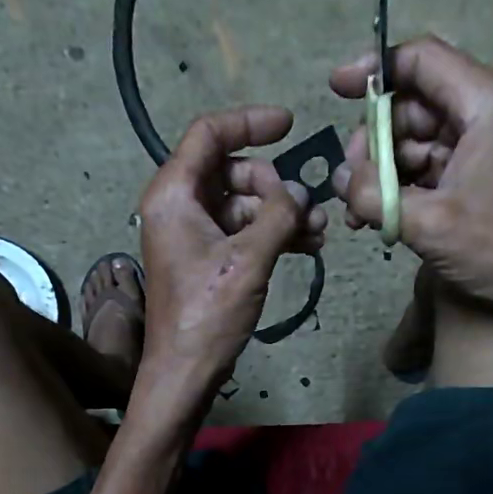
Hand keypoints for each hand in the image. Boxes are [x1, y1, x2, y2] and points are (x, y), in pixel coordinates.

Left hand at [134, 105, 326, 403]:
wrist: (184, 371)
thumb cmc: (208, 312)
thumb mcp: (249, 258)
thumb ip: (279, 215)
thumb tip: (299, 192)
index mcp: (173, 194)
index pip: (209, 134)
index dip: (250, 122)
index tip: (291, 125)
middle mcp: (177, 206)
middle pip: (231, 171)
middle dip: (274, 184)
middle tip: (306, 208)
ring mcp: (190, 234)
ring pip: (241, 204)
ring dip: (280, 213)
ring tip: (319, 230)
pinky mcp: (204, 259)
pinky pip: (240, 232)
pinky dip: (270, 234)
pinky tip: (307, 245)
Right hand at [332, 35, 492, 310]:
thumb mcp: (426, 222)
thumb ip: (373, 194)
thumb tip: (341, 178)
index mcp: (488, 104)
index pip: (423, 60)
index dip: (375, 69)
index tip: (335, 89)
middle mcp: (485, 112)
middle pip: (411, 103)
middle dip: (374, 139)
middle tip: (352, 181)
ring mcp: (478, 143)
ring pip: (410, 137)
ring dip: (378, 170)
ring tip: (359, 211)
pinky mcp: (470, 171)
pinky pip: (420, 164)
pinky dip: (394, 185)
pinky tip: (372, 216)